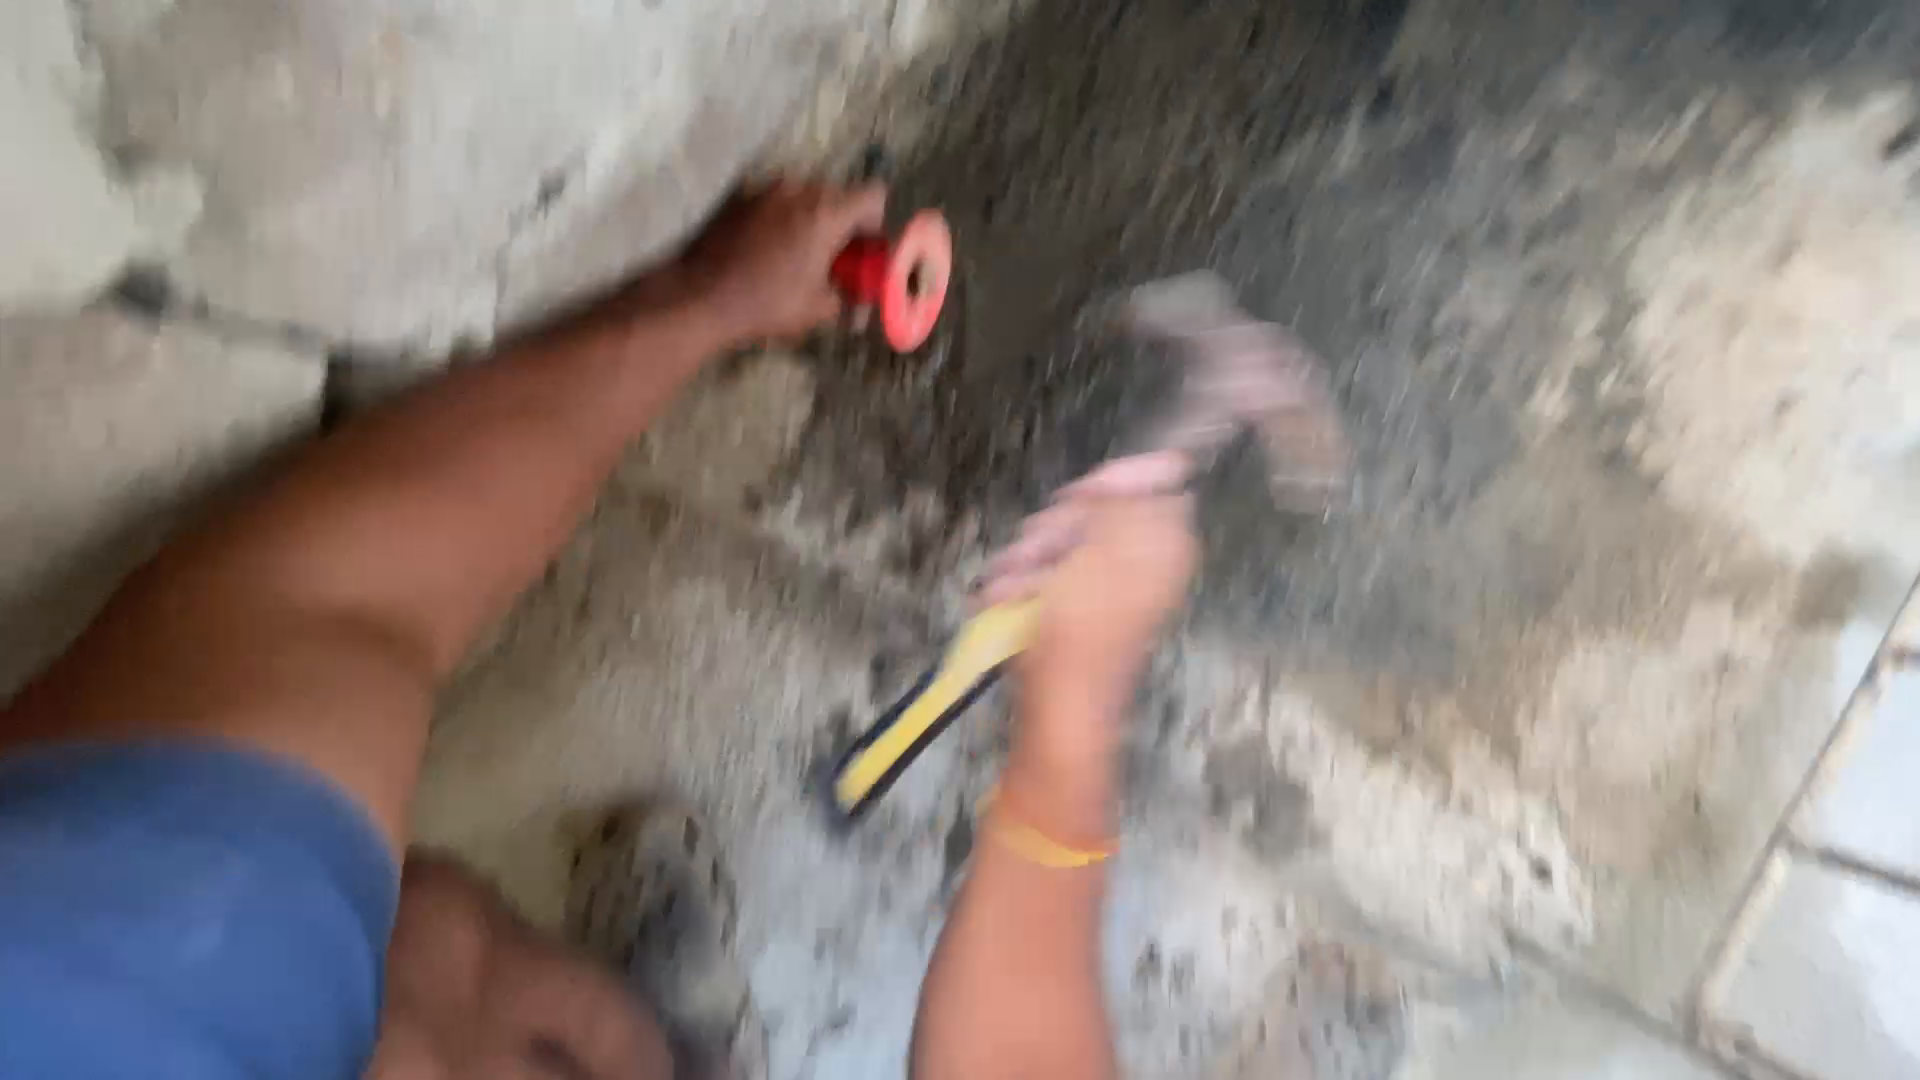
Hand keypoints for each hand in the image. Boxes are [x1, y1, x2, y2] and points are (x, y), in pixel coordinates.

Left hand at [676, 180, 886, 344]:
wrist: (700, 297)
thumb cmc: (767, 305)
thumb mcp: (819, 309)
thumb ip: (849, 294)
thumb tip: (860, 296)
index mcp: (826, 212)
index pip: (873, 196)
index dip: (875, 224)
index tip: (862, 252)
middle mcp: (798, 187)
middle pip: (839, 195)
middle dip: (842, 225)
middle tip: (832, 261)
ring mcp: (765, 186)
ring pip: (805, 195)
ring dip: (810, 220)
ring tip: (797, 256)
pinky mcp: (739, 193)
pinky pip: (776, 199)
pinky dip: (782, 218)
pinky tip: (768, 249)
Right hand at [987, 452, 1197, 701]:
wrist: (1058, 706)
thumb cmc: (1080, 634)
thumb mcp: (1102, 554)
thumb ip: (1133, 504)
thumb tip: (1170, 463)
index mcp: (1163, 545)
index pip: (1158, 481)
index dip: (1118, 476)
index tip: (1083, 491)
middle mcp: (1141, 560)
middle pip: (1100, 509)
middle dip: (1058, 526)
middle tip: (1037, 546)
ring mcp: (1106, 582)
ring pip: (1065, 539)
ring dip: (1030, 557)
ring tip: (1013, 584)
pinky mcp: (1076, 601)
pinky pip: (1050, 570)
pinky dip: (1027, 580)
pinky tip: (1010, 597)